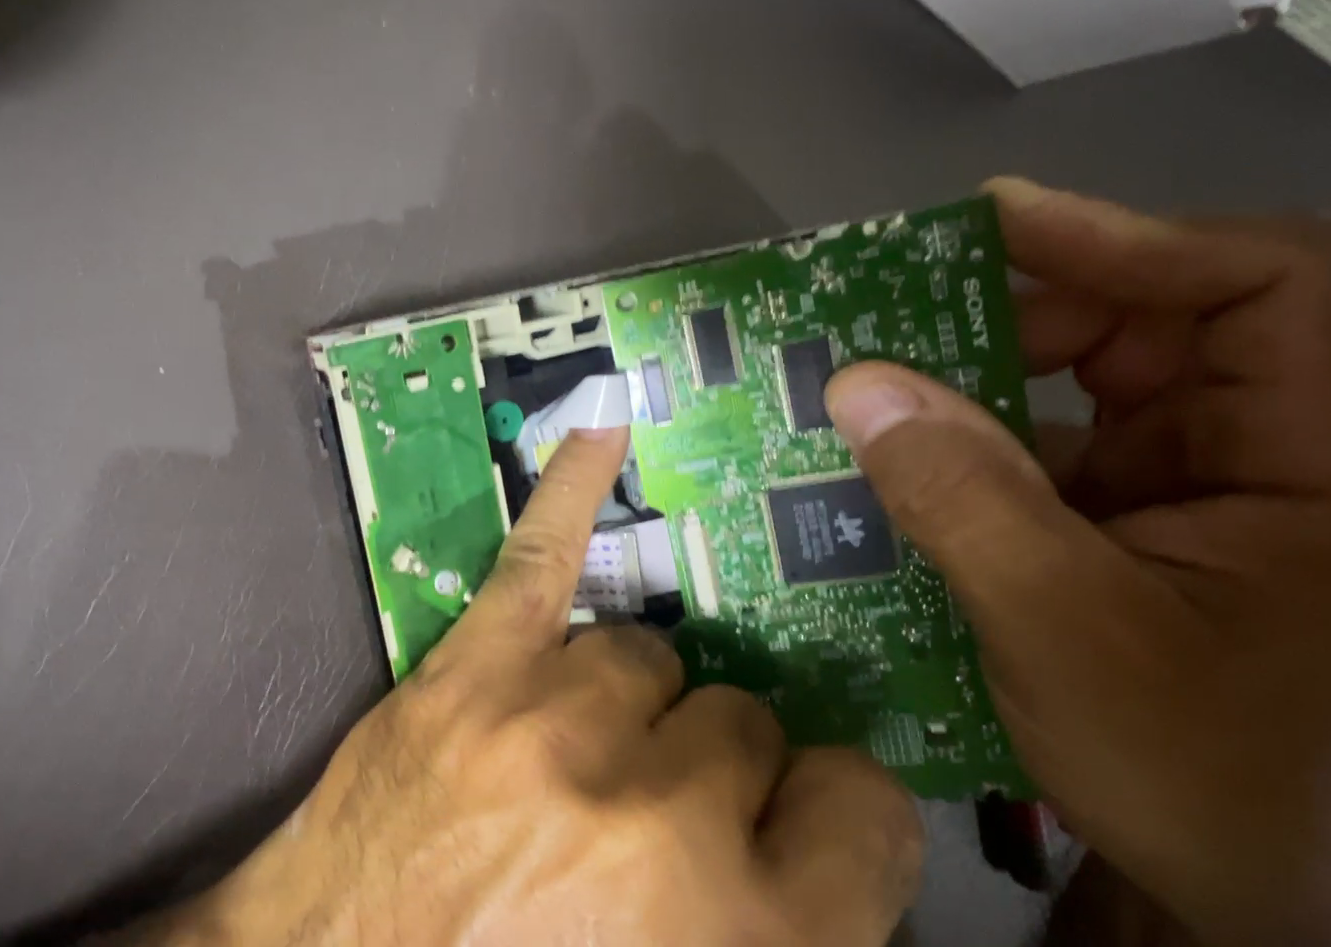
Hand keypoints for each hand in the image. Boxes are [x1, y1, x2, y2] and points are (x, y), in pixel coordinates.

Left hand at [148, 428, 921, 946]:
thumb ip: (780, 920)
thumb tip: (814, 826)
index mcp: (751, 932)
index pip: (863, 813)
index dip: (829, 815)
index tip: (796, 819)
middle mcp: (662, 819)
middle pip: (739, 721)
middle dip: (701, 761)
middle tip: (640, 809)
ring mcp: (554, 733)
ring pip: (645, 657)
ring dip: (623, 701)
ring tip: (573, 751)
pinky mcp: (467, 680)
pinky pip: (540, 562)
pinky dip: (570, 493)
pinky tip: (603, 434)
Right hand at [823, 179, 1330, 945]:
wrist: (1276, 906)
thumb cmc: (1221, 776)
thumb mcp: (1073, 633)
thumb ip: (966, 501)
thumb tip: (857, 386)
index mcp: (1328, 460)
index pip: (1264, 288)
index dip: (1127, 238)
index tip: (988, 224)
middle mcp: (1279, 455)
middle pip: (1156, 329)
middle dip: (1023, 321)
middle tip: (899, 332)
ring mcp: (1213, 495)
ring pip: (1091, 397)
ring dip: (981, 391)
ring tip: (873, 395)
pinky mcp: (1153, 533)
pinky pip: (1058, 462)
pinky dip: (977, 458)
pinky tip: (898, 473)